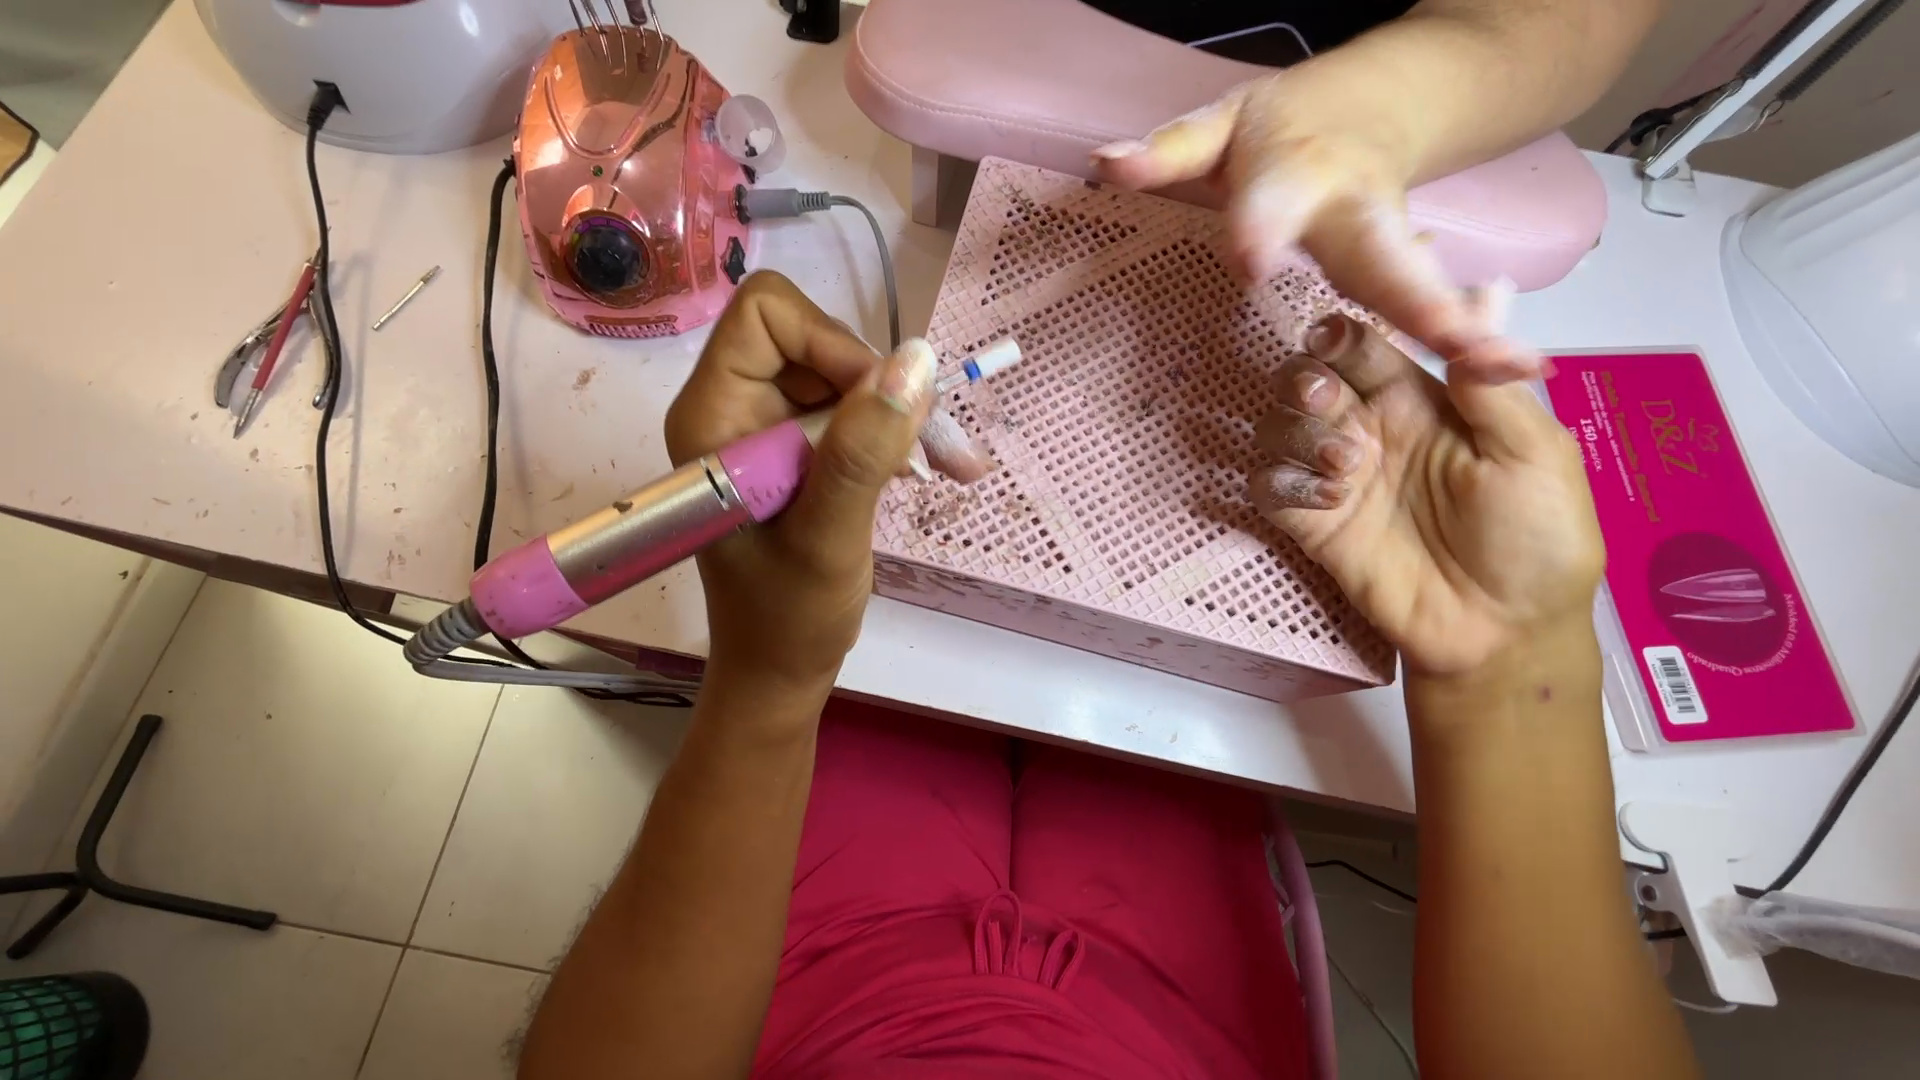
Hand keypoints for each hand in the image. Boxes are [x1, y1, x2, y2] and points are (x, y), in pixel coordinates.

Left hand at [664, 272, 955, 688]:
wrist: (780, 668)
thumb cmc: (788, 618)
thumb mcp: (828, 537)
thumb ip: (863, 450)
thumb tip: (917, 360)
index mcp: (713, 416)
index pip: (767, 314)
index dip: (831, 342)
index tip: (878, 403)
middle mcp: (733, 407)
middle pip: (813, 338)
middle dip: (877, 385)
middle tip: (933, 443)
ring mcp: (765, 428)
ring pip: (841, 373)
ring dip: (897, 413)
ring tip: (946, 464)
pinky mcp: (794, 450)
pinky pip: (850, 409)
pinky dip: (892, 434)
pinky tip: (925, 470)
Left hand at [1093, 74, 1536, 381]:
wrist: (1373, 107)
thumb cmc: (1281, 128)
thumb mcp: (1222, 124)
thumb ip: (1170, 149)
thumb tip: (1107, 164)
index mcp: (1297, 174)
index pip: (1275, 201)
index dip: (1263, 228)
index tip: (1253, 259)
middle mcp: (1353, 211)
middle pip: (1381, 255)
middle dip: (1412, 296)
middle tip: (1452, 338)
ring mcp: (1389, 240)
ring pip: (1423, 285)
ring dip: (1463, 328)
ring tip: (1514, 369)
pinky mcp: (1407, 266)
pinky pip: (1435, 303)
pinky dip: (1476, 334)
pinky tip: (1518, 374)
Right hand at [1252, 314, 1601, 675]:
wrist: (1503, 629)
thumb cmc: (1536, 540)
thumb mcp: (1536, 456)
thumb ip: (1492, 392)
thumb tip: (1461, 323)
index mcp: (1419, 403)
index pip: (1361, 350)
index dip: (1338, 336)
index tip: (1332, 340)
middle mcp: (1367, 432)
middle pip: (1304, 381)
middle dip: (1302, 381)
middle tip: (1328, 403)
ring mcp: (1334, 480)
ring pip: (1276, 428)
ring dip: (1297, 434)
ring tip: (1345, 468)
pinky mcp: (1310, 525)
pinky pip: (1268, 488)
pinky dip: (1284, 485)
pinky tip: (1327, 503)